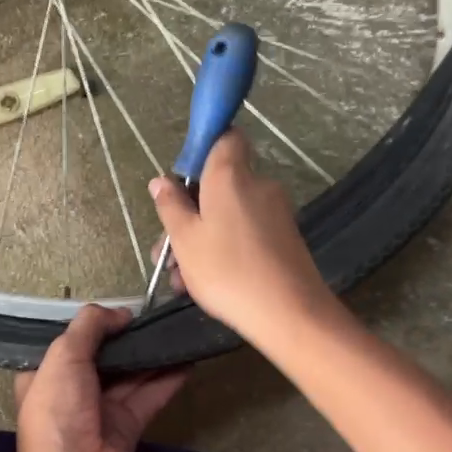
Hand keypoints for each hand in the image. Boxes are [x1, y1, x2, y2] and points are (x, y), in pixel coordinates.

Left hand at [13, 306, 187, 451]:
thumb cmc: (59, 408)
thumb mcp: (63, 354)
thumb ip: (89, 326)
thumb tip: (120, 312)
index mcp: (44, 372)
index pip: (68, 342)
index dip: (93, 325)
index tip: (121, 309)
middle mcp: (69, 390)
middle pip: (102, 357)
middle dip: (126, 339)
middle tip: (155, 317)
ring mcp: (98, 410)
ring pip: (128, 376)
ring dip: (150, 357)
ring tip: (174, 332)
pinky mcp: (126, 427)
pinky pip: (147, 398)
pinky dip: (165, 381)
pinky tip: (186, 361)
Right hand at [149, 131, 346, 340]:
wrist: (291, 315)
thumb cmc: (228, 270)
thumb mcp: (184, 239)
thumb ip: (170, 206)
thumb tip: (161, 181)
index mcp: (231, 175)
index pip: (225, 136)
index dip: (203, 147)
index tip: (181, 176)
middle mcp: (257, 185)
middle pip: (218, 183)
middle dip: (189, 210)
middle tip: (167, 248)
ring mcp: (274, 212)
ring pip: (227, 213)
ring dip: (201, 237)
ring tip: (180, 277)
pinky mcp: (284, 238)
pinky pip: (244, 231)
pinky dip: (223, 248)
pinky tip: (203, 283)